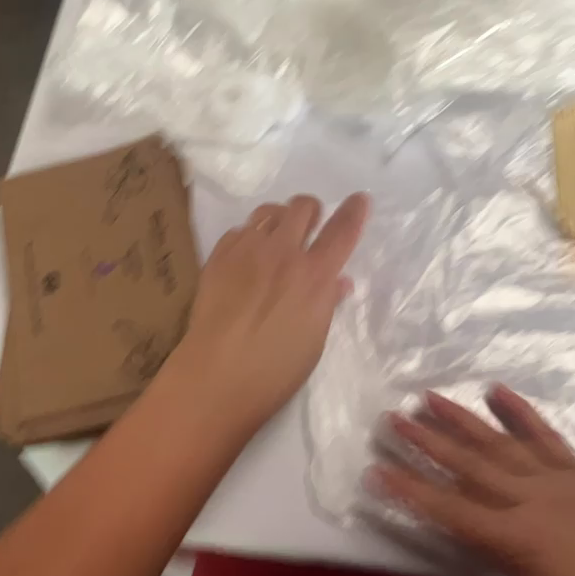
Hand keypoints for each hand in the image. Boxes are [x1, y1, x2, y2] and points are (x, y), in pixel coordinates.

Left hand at [160, 193, 369, 435]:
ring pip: (268, 211)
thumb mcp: (314, 340)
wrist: (215, 376)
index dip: (354, 211)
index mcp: (314, 276)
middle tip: (310, 226)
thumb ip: (326, 303)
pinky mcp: (218, 256)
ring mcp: (247, 250)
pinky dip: (249, 237)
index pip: (342, 231)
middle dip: (311, 211)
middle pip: (302, 207)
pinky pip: (239, 230)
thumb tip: (337, 282)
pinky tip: (247, 257)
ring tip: (277, 237)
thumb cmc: (275, 371)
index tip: (359, 199)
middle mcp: (283, 253)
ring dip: (280, 218)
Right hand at [371, 386, 574, 575]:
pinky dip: (521, 412)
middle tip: (393, 416)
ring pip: (500, 444)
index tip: (376, 468)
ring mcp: (560, 481)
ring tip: (428, 396)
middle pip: (470, 465)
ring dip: (462, 419)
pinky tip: (499, 391)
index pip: (451, 509)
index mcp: (520, 540)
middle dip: (428, 441)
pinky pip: (545, 437)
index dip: (410, 489)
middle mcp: (534, 500)